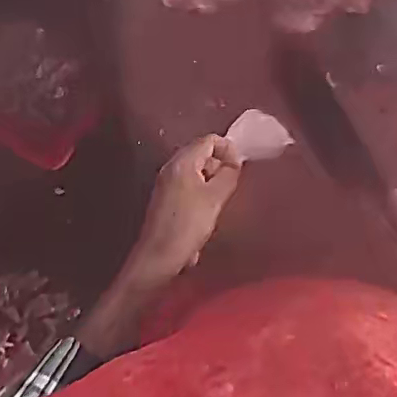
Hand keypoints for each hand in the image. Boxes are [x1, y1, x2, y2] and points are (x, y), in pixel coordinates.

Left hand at [127, 135, 243, 281]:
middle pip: (201, 153)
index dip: (228, 149)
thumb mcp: (215, 198)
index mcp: (182, 162)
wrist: (158, 257)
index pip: (209, 140)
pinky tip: (205, 214)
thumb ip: (228, 175)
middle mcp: (171, 167)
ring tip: (219, 201)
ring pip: (195, 171)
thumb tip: (233, 163)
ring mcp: (165, 183)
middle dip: (220, 165)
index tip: (238, 168)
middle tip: (230, 185)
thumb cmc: (188, 225)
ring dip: (212, 181)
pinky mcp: (165, 199)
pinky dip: (201, 192)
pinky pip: (188, 185)